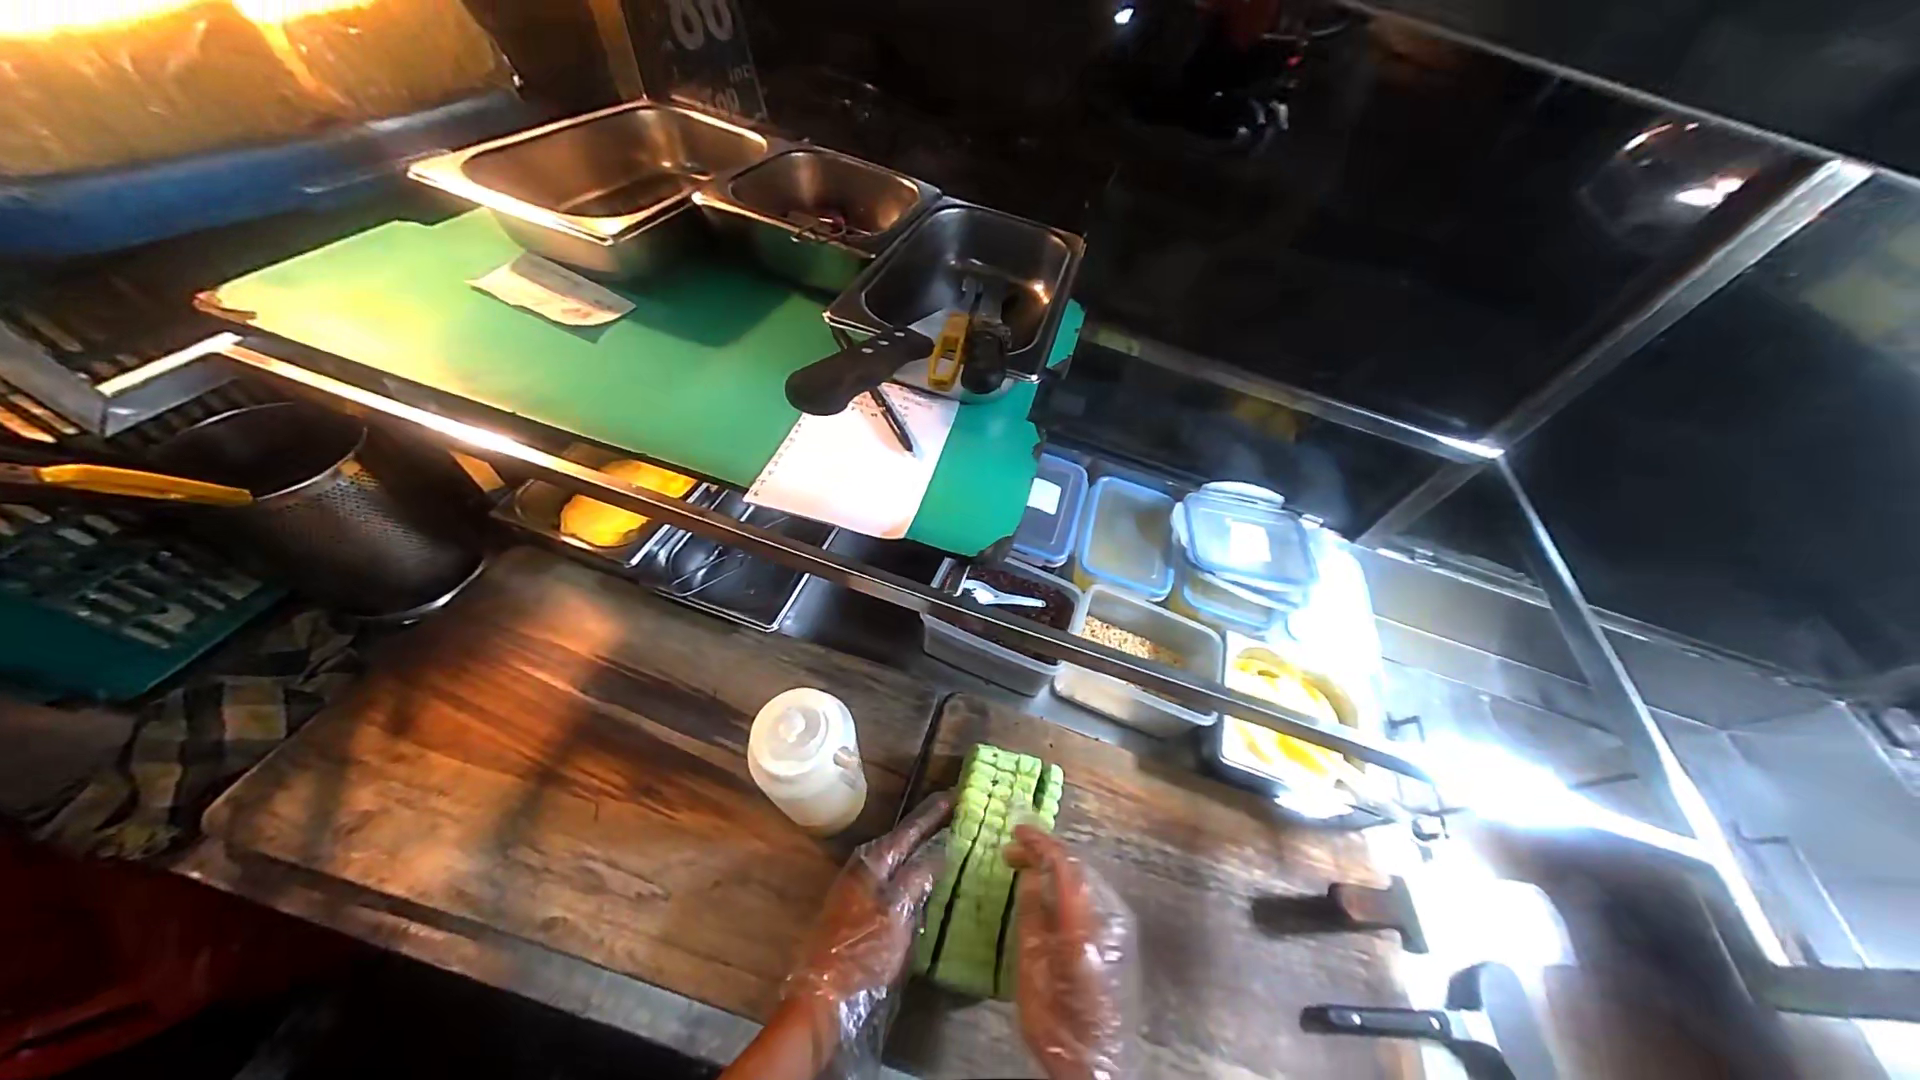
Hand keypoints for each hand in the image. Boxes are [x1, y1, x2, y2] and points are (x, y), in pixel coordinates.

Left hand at [724, 792, 952, 1079]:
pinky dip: (916, 873)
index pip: (909, 829)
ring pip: (901, 861)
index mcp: (872, 863)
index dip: (933, 813)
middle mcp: (866, 870)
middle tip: (959, 812)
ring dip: (924, 850)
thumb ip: (917, 878)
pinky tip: (932, 881)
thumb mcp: (896, 914)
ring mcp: (862, 892)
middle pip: (904, 841)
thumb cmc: (860, 954)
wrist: (823, 1001)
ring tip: (952, 840)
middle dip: (930, 827)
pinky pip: (897, 881)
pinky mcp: (864, 913)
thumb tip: (940, 847)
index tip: (956, 793)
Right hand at [1004, 825, 1139, 1079]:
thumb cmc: (1057, 1024)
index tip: (1016, 832)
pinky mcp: (1117, 938)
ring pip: (1083, 881)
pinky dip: (1065, 885)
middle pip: (1076, 868)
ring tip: (1023, 868)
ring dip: (1054, 868)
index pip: (1065, 865)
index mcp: (1083, 926)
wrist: (1096, 1066)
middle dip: (1043, 853)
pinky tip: (1046, 892)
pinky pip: (1088, 898)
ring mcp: (1116, 927)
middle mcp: (1106, 918)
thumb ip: (1033, 918)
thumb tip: (1030, 874)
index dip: (1040, 843)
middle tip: (1010, 853)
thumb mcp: (1032, 972)